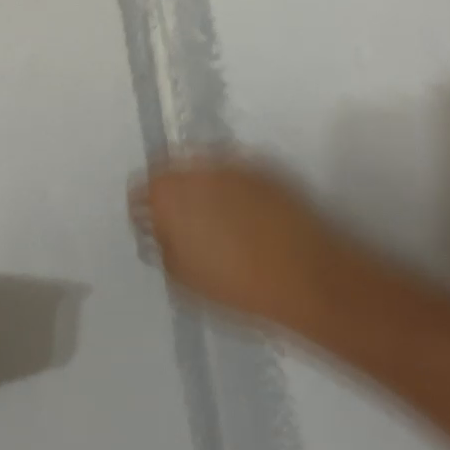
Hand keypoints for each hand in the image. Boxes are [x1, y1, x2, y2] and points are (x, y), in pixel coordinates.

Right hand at [135, 154, 354, 328]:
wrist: (309, 278)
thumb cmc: (237, 285)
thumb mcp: (183, 278)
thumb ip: (162, 247)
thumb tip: (157, 232)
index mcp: (166, 194)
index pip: (140, 188)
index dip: (146, 210)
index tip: (155, 228)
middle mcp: (196, 168)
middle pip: (172, 171)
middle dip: (175, 193)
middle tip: (186, 224)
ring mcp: (234, 163)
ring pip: (205, 168)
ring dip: (204, 187)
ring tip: (219, 220)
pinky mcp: (266, 167)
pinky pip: (237, 172)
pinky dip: (234, 187)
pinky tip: (245, 214)